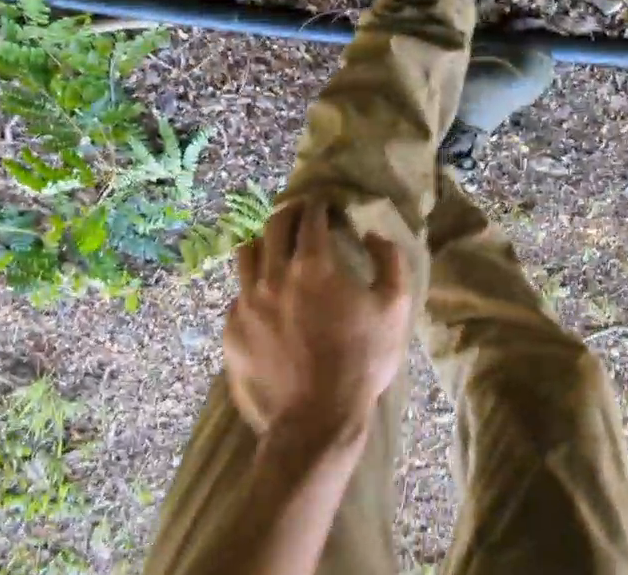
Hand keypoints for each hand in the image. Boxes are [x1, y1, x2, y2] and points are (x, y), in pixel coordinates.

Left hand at [223, 201, 411, 439]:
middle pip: (274, 226)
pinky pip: (238, 294)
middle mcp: (274, 275)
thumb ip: (389, 261)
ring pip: (247, 253)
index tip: (326, 204)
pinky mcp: (232, 330)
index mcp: (314, 265)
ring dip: (263, 243)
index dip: (319, 206)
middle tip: (300, 213)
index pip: (311, 218)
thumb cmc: (361, 363)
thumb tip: (373, 236)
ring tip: (275, 248)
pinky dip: (253, 285)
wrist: (315, 422)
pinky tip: (265, 296)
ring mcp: (247, 303)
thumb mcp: (395, 309)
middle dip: (289, 212)